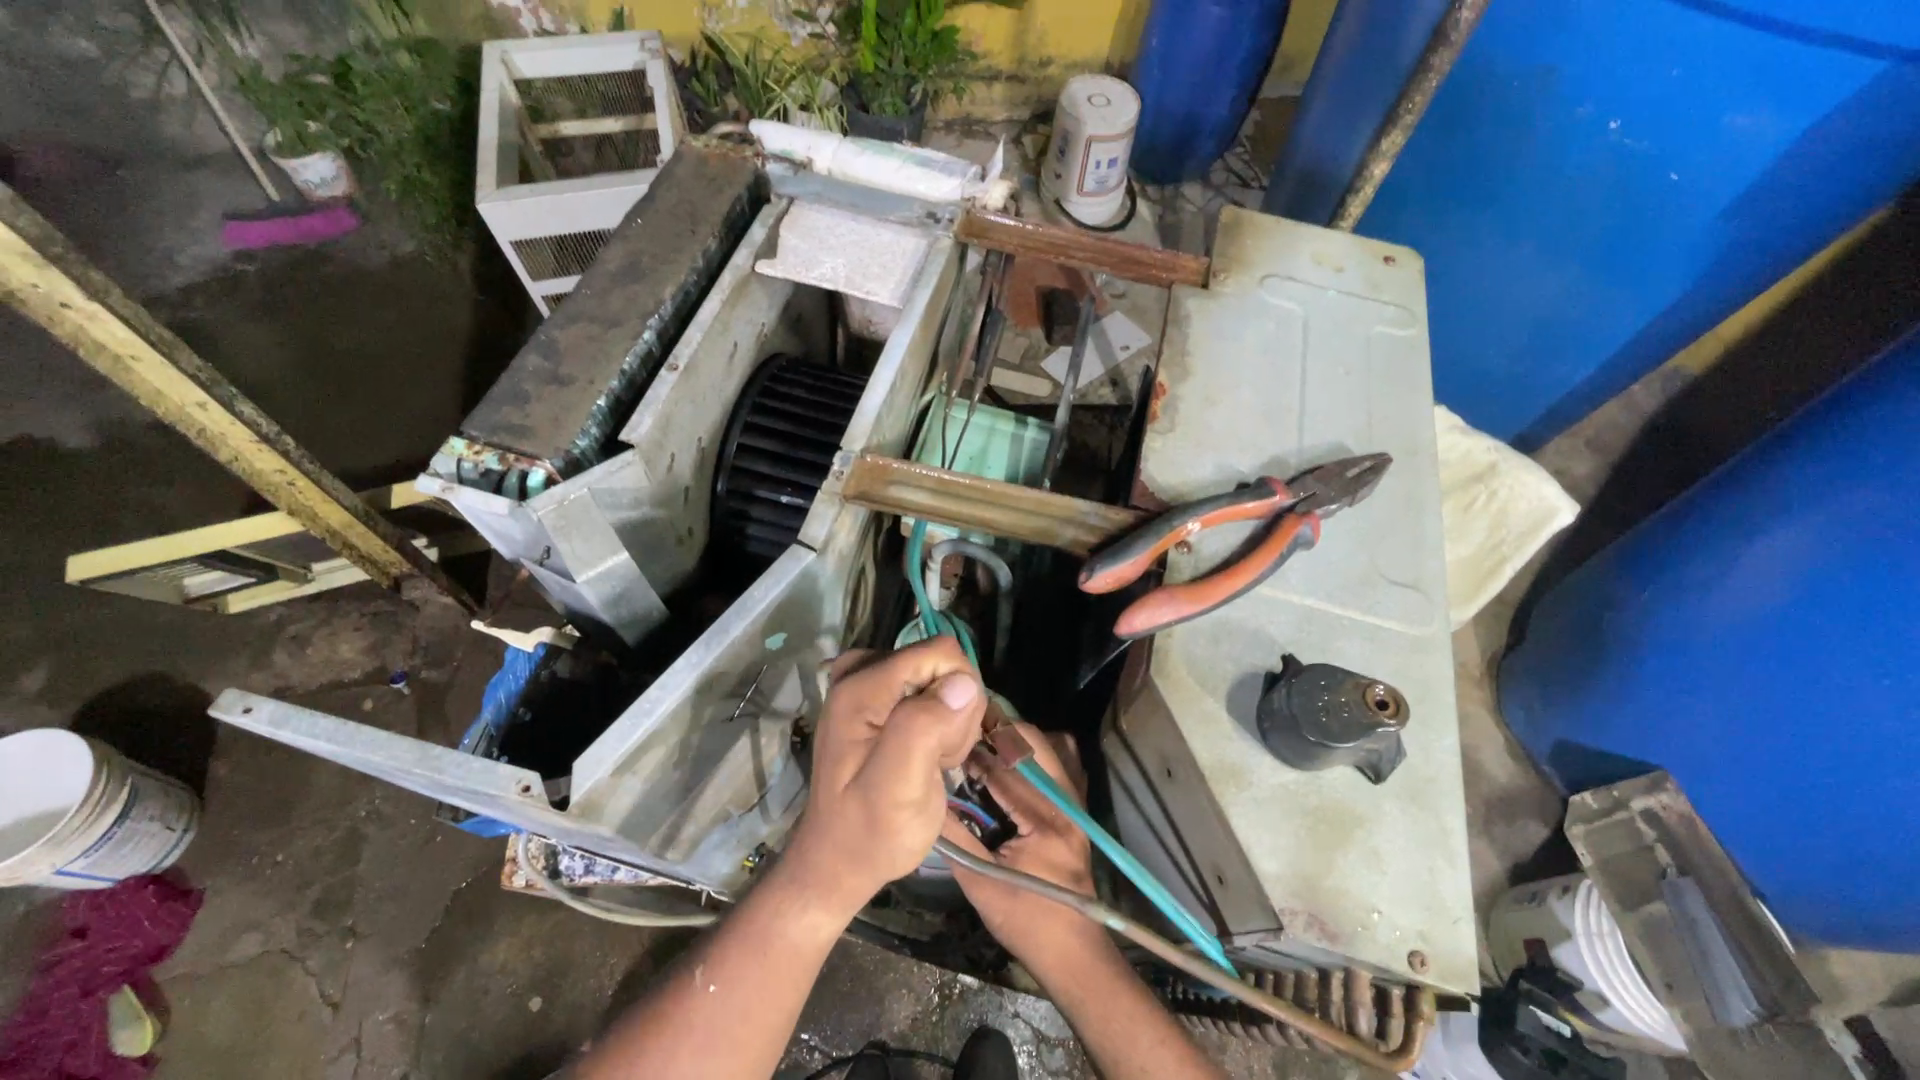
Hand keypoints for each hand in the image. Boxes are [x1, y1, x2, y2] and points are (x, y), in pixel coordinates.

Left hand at [782, 638, 986, 918]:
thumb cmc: (869, 833)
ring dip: (950, 723)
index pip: (940, 654)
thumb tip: (962, 681)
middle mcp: (861, 674)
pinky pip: (933, 693)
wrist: (842, 861)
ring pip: (944, 679)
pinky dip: (941, 725)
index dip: (957, 697)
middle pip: (943, 664)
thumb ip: (924, 729)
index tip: (942, 745)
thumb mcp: (897, 789)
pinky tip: (926, 757)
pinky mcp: (880, 701)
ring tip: (928, 764)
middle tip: (934, 760)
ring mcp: (870, 686)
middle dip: (954, 711)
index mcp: (860, 688)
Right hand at [941, 714, 1107, 975]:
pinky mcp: (1071, 813)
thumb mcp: (980, 880)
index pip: (1008, 762)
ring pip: (1044, 751)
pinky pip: (1049, 770)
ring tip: (973, 745)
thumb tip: (923, 797)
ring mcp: (1073, 805)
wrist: (1072, 953)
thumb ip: (953, 835)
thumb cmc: (1027, 920)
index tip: (945, 731)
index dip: (975, 744)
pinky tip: (996, 769)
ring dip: (1009, 743)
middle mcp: (1066, 800)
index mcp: (1047, 814)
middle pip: (1033, 743)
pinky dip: (1023, 761)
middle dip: (995, 731)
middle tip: (958, 731)